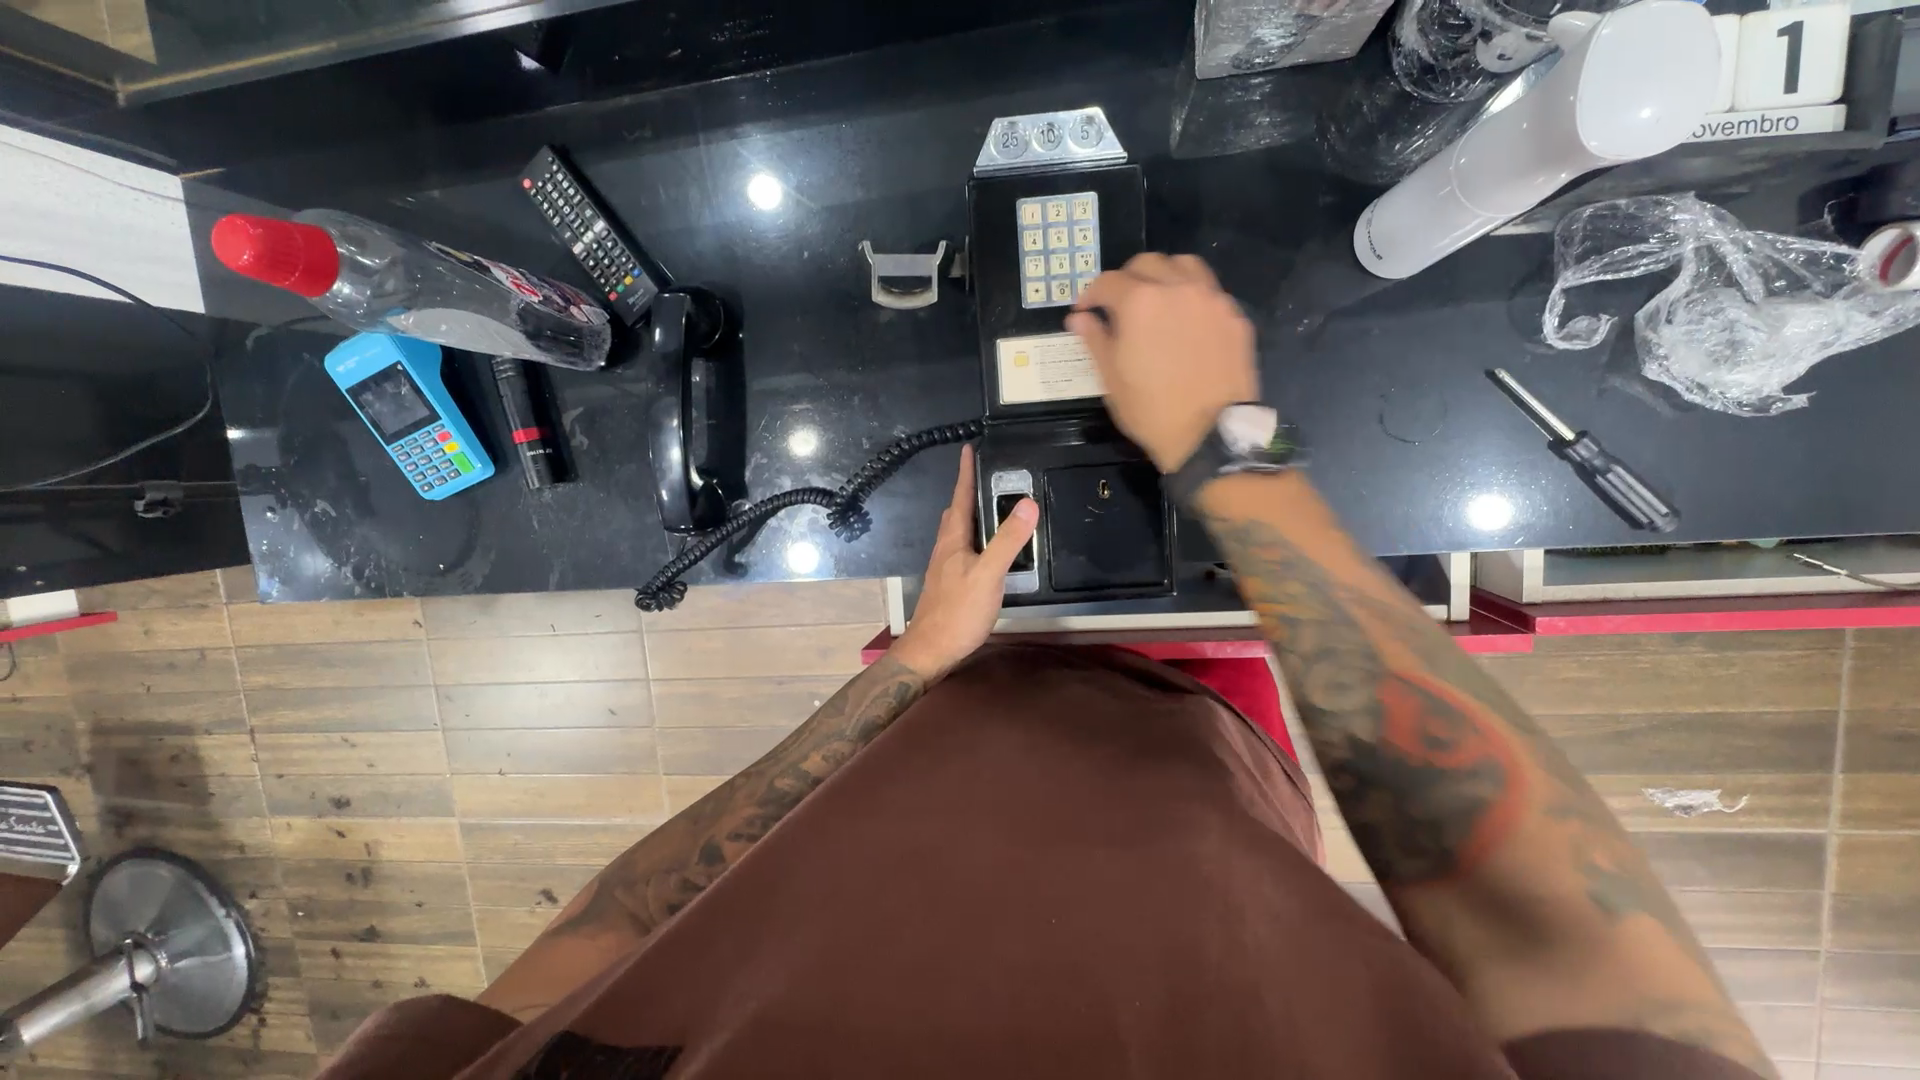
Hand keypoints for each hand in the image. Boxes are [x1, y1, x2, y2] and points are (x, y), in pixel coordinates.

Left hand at [892, 445, 1037, 678]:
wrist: (931, 650)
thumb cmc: (958, 611)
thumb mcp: (989, 574)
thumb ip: (1008, 540)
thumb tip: (1027, 503)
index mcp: (953, 540)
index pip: (960, 498)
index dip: (965, 473)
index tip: (969, 449)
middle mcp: (945, 549)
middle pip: (956, 514)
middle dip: (968, 494)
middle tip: (985, 479)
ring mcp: (944, 568)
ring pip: (956, 534)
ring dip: (970, 518)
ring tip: (990, 511)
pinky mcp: (948, 586)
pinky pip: (962, 552)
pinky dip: (974, 542)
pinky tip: (986, 554)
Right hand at [1065, 254, 1259, 472]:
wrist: (1209, 435)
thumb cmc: (1151, 410)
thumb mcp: (1111, 378)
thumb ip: (1095, 339)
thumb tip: (1079, 318)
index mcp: (1140, 302)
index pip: (1107, 282)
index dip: (1090, 295)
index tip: (1084, 311)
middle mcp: (1178, 288)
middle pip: (1147, 264)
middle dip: (1126, 278)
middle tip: (1117, 304)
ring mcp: (1212, 299)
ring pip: (1184, 266)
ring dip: (1164, 275)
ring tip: (1156, 299)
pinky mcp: (1234, 317)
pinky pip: (1210, 292)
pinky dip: (1192, 296)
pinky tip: (1185, 321)